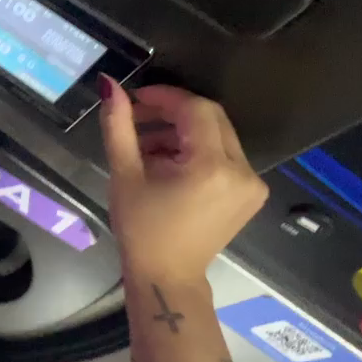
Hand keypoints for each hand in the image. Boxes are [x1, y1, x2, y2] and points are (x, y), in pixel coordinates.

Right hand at [98, 79, 266, 282]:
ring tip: (145, 146)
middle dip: (172, 111)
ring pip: (217, 134)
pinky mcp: (250, 192)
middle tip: (136, 116)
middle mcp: (242, 171)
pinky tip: (167, 162)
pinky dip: (195, 148)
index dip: (163, 96)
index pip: (195, 109)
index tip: (134, 98)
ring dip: (181, 130)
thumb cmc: (141, 228)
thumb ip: (118, 125)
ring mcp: (251, 183)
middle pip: (210, 117)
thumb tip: (110, 84)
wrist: (167, 276)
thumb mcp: (124, 174)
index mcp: (212, 167)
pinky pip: (224, 153)